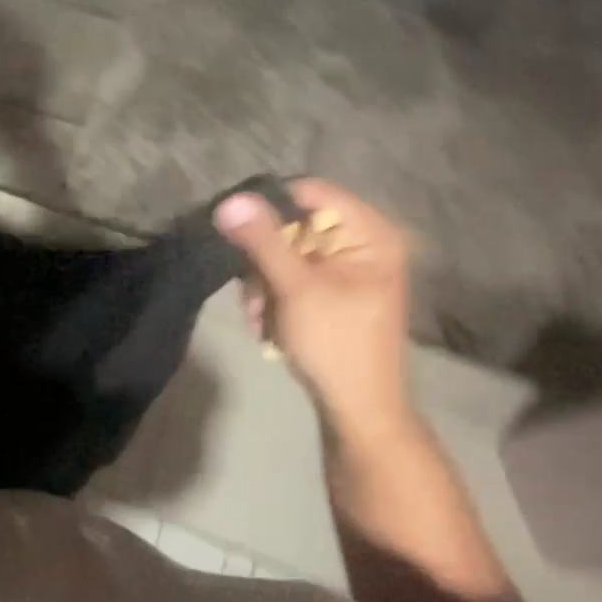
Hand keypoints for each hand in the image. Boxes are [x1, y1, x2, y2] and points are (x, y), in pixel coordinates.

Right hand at [212, 179, 411, 425]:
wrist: (357, 407)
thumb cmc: (336, 343)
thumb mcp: (296, 288)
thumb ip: (264, 241)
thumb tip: (230, 200)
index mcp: (371, 234)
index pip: (311, 193)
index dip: (271, 208)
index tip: (236, 233)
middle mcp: (363, 244)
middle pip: (294, 226)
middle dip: (264, 260)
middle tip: (253, 294)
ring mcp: (346, 269)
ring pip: (284, 254)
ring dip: (262, 285)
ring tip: (260, 317)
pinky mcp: (330, 292)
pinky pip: (289, 277)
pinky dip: (272, 298)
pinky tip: (268, 324)